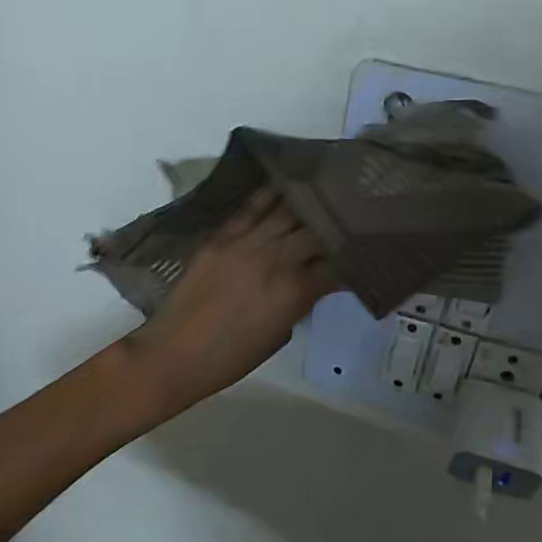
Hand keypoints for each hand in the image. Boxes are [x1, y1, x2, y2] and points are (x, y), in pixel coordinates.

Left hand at [125, 188, 338, 410]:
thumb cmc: (231, 357)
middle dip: (336, 225)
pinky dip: (270, 196)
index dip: (354, 256)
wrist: (176, 352)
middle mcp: (274, 260)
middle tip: (352, 215)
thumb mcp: (278, 335)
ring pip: (285, 213)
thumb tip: (316, 280)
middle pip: (315, 232)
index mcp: (294, 292)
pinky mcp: (220, 237)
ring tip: (327, 189)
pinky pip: (249, 209)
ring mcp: (244, 244)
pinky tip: (286, 184)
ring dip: (308, 203)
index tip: (366, 247)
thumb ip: (301, 302)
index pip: (336, 265)